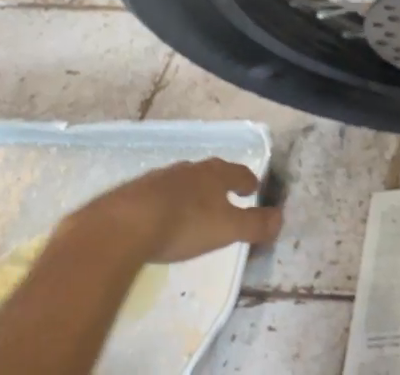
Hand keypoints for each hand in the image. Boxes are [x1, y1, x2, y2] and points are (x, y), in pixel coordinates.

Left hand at [68, 158, 282, 263]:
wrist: (119, 228)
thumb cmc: (183, 225)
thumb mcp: (227, 229)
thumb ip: (255, 225)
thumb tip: (281, 219)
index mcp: (215, 174)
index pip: (239, 173)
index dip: (248, 181)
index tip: (253, 189)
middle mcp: (188, 170)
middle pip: (209, 173)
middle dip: (218, 183)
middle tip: (223, 196)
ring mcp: (156, 179)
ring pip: (180, 182)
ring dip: (188, 192)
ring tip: (189, 208)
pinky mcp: (128, 194)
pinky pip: (152, 195)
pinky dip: (160, 203)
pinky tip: (155, 218)